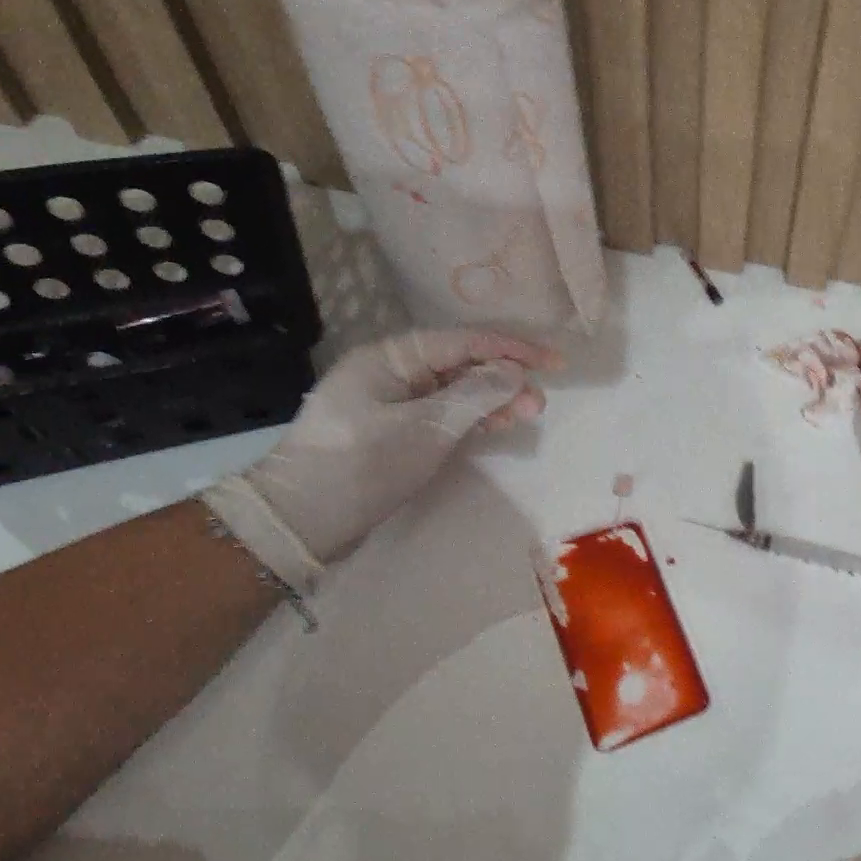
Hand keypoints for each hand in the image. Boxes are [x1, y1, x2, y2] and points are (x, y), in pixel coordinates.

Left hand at [202, 329, 558, 590]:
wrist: (305, 519)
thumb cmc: (363, 463)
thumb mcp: (426, 427)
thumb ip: (475, 394)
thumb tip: (514, 371)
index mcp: (390, 358)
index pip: (463, 341)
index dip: (513, 349)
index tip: (555, 363)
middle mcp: (393, 372)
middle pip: (463, 364)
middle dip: (506, 379)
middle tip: (539, 406)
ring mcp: (395, 402)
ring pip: (460, 389)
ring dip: (496, 399)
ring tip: (526, 418)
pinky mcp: (400, 430)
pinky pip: (449, 412)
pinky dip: (477, 416)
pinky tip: (499, 425)